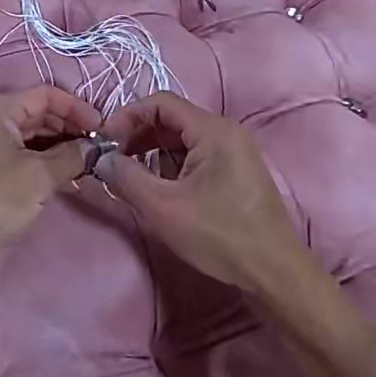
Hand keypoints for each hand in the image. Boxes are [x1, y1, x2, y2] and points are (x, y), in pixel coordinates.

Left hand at [0, 87, 101, 260]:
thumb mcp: (40, 176)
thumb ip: (73, 156)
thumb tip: (95, 148)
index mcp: (0, 109)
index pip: (48, 94)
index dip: (78, 108)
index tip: (102, 130)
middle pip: (42, 112)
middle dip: (72, 128)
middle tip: (98, 149)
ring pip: (35, 134)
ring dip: (62, 146)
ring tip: (87, 163)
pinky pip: (26, 152)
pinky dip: (48, 159)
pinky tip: (68, 175)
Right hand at [98, 93, 310, 294]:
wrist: (275, 273)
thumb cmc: (219, 235)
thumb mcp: (163, 207)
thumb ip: (126, 177)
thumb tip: (100, 159)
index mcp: (213, 130)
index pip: (161, 103)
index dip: (127, 117)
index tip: (105, 143)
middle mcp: (227, 132)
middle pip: (172, 119)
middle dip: (138, 136)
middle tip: (113, 161)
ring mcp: (236, 152)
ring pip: (184, 139)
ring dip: (153, 152)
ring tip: (132, 178)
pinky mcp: (238, 172)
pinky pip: (197, 155)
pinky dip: (173, 165)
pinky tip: (160, 189)